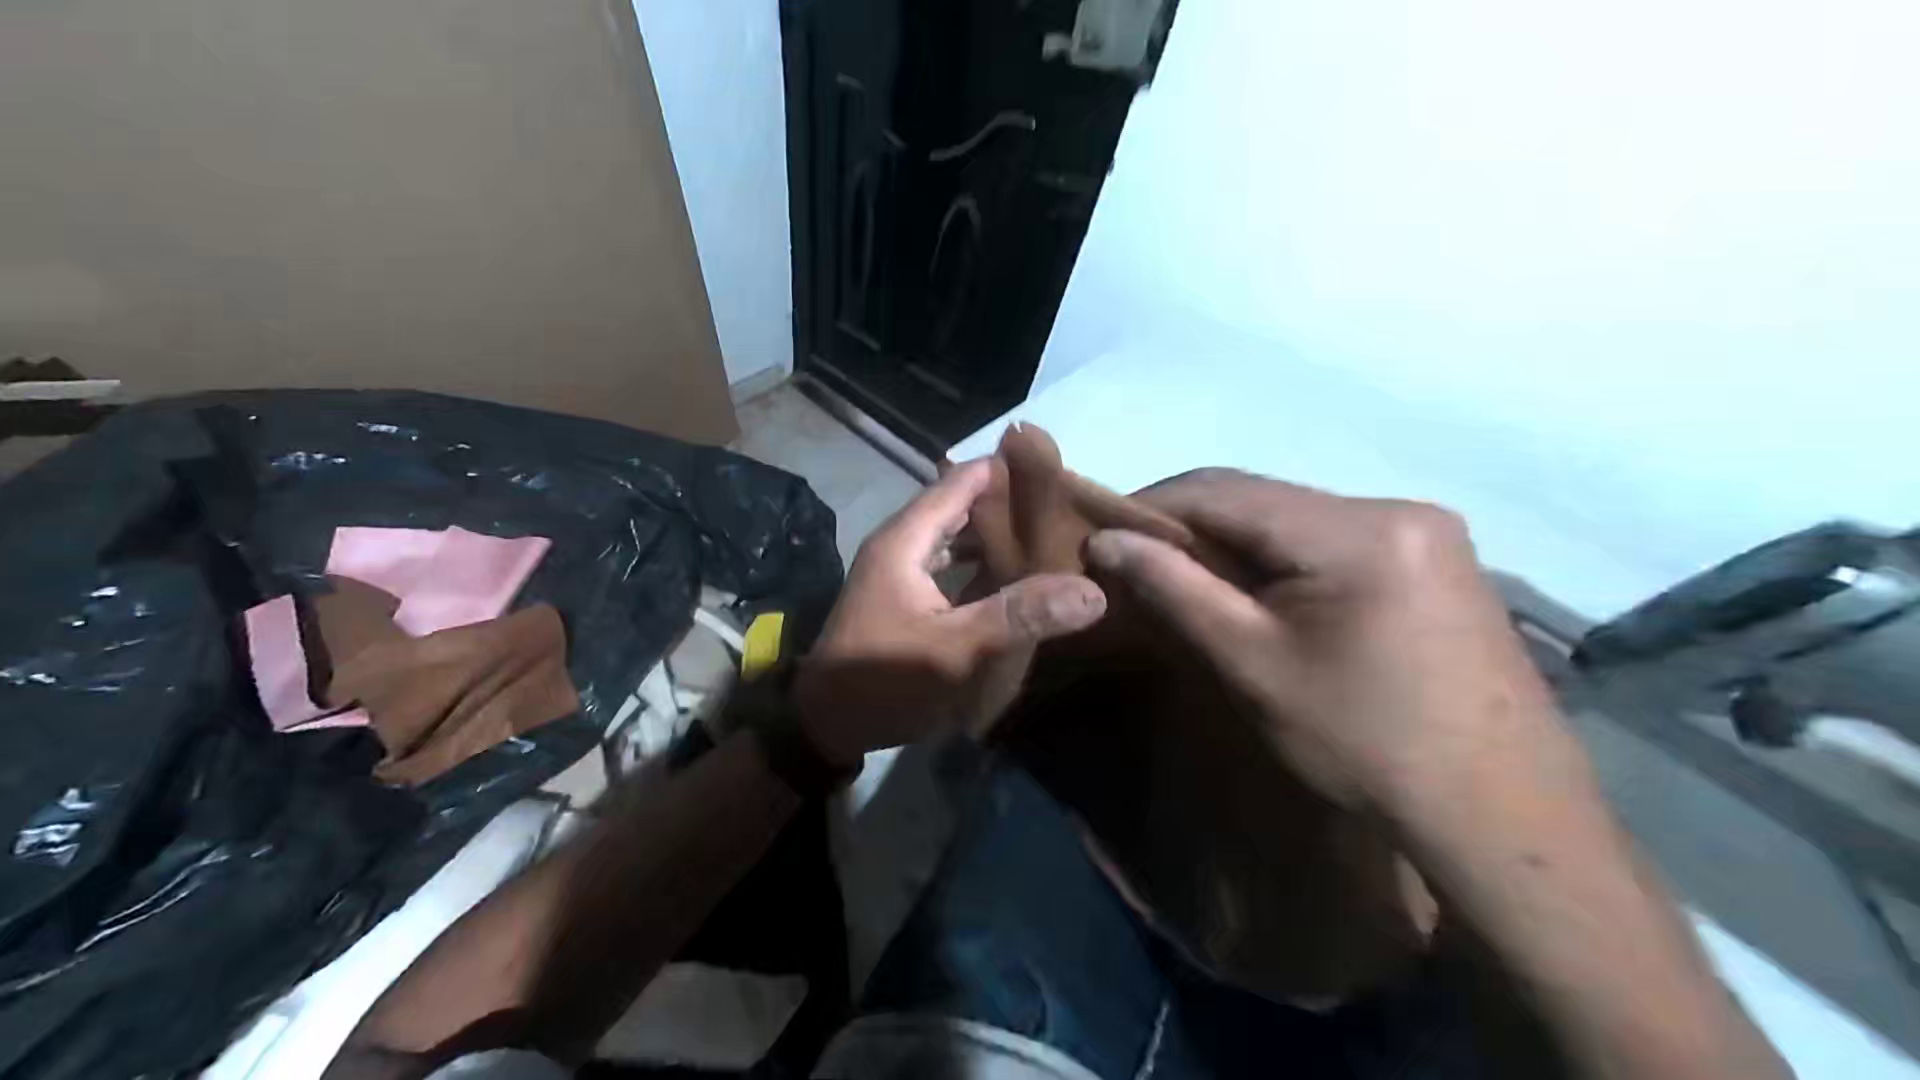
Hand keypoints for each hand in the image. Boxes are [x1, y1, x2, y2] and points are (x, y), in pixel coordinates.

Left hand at [794, 460, 1107, 765]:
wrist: (825, 724)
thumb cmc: (884, 681)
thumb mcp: (955, 650)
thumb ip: (1020, 617)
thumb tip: (1092, 591)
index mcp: (905, 540)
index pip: (961, 482)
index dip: (1005, 471)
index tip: (1057, 470)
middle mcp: (900, 544)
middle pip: (958, 506)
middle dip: (1006, 504)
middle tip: (1062, 506)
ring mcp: (899, 571)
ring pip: (953, 536)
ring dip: (993, 535)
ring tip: (1045, 535)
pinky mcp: (903, 597)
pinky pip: (948, 565)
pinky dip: (979, 563)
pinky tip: (1011, 577)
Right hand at [1085, 469, 1570, 815]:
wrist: (1501, 815)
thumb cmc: (1363, 743)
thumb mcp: (1252, 663)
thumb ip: (1174, 589)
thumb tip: (1104, 539)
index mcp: (1357, 530)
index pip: (1224, 490)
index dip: (1152, 507)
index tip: (1102, 536)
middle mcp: (1396, 507)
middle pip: (1262, 498)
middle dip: (1192, 525)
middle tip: (1139, 563)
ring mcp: (1424, 530)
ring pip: (1293, 516)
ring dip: (1233, 541)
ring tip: (1189, 579)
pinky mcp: (1433, 557)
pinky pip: (1329, 537)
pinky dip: (1278, 556)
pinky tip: (1259, 592)